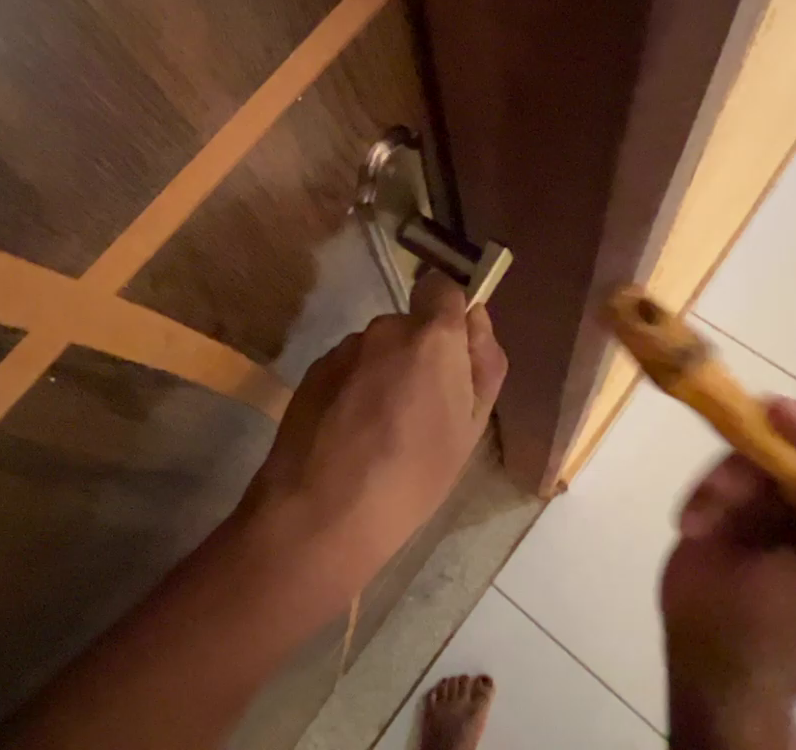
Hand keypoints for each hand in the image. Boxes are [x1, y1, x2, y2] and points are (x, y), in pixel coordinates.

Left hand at [242, 272, 507, 593]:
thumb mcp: (470, 428)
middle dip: (419, 355)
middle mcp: (384, 329)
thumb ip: (482, 363)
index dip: (450, 314)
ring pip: (378, 350)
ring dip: (385, 373)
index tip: (453, 356)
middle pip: (411, 326)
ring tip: (382, 430)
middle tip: (422, 410)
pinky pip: (349, 368)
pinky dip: (354, 389)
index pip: (443, 287)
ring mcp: (344, 348)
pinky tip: (351, 434)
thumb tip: (475, 320)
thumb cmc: (413, 474)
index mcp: (431, 336)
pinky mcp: (313, 370)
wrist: (322, 509)